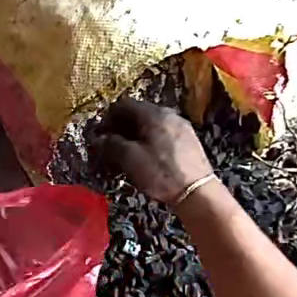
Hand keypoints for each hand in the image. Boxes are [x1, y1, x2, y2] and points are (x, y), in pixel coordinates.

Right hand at [94, 98, 214, 204]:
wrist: (197, 192)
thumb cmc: (161, 173)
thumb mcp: (130, 158)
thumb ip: (112, 144)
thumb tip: (99, 138)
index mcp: (154, 114)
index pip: (124, 104)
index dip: (108, 118)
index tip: (100, 134)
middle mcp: (170, 115)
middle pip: (139, 114)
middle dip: (121, 128)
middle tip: (111, 146)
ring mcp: (182, 128)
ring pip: (151, 125)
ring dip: (135, 136)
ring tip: (127, 155)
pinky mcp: (189, 142)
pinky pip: (163, 135)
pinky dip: (150, 142)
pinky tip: (146, 159)